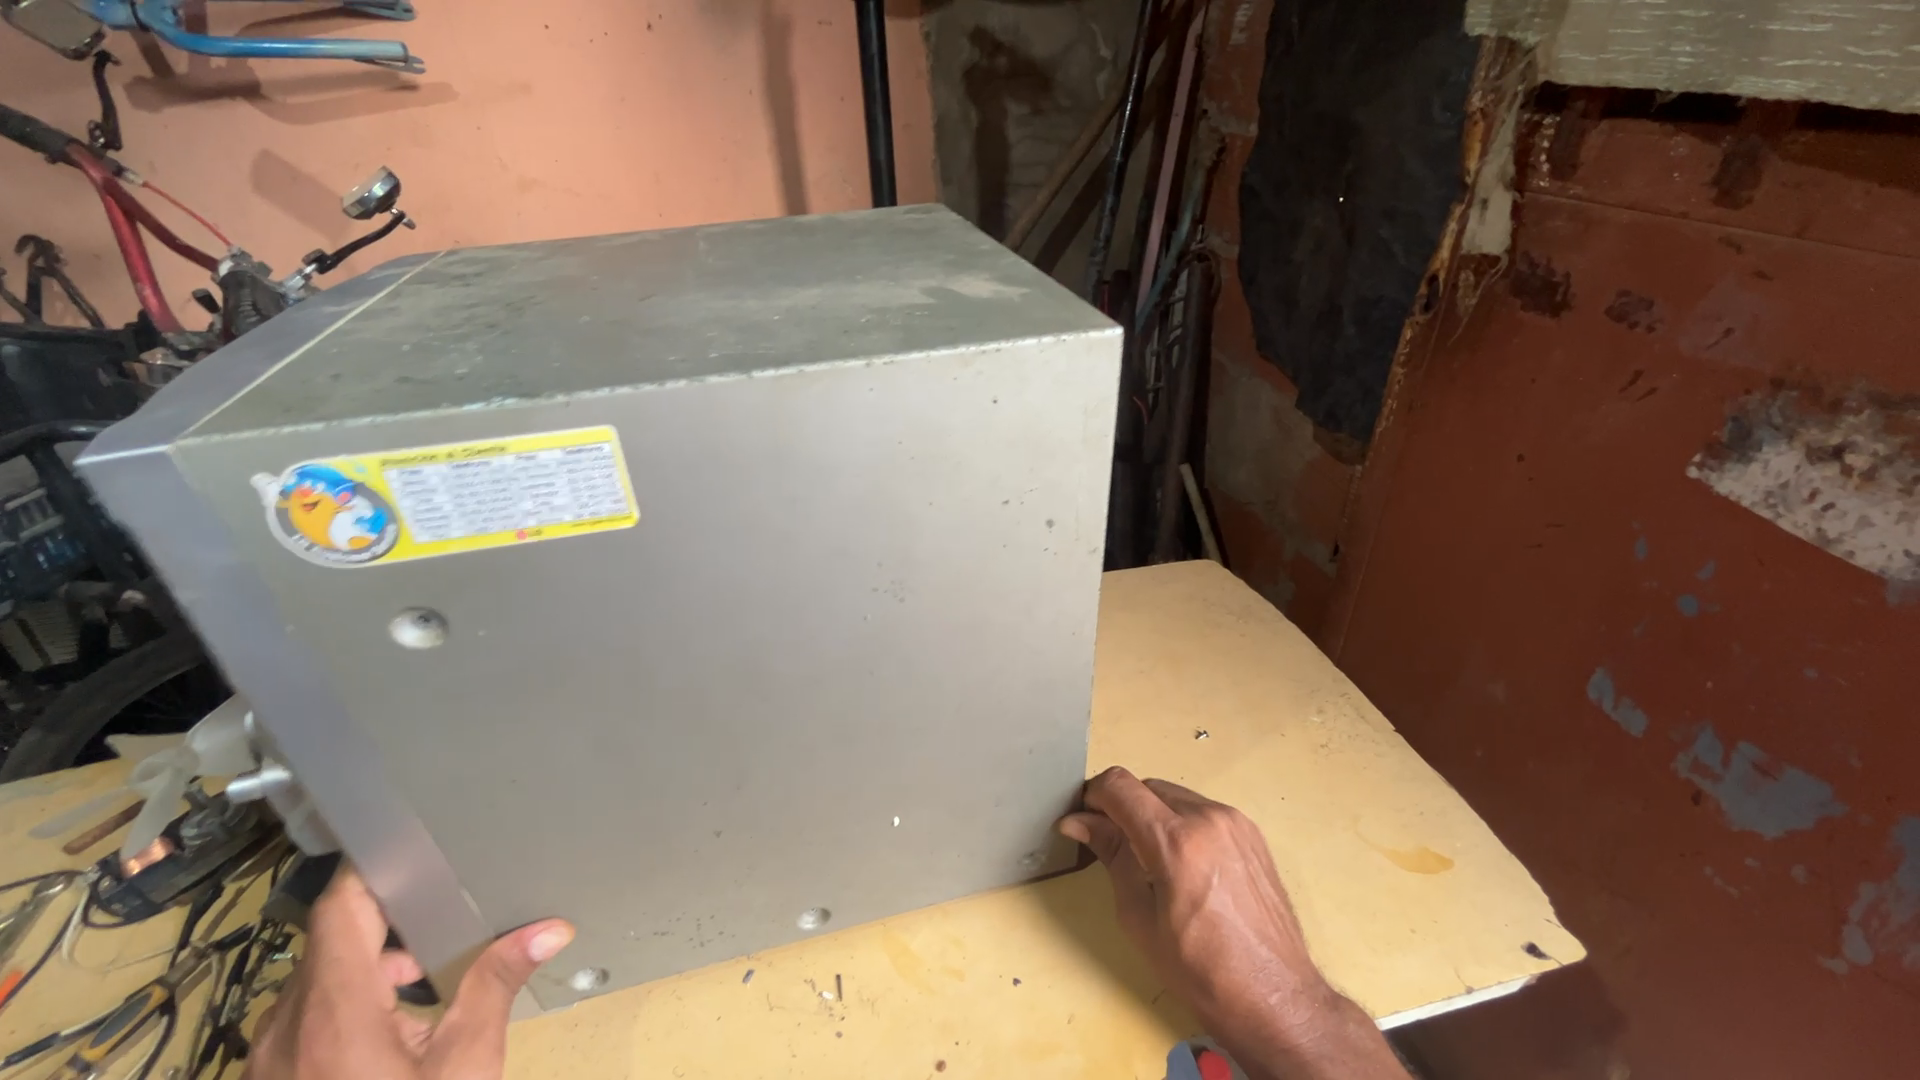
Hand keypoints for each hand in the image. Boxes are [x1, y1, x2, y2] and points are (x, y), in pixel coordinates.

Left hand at [244, 868, 572, 1079]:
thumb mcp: (466, 1062)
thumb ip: (497, 983)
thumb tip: (550, 928)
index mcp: (333, 1011)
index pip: (340, 909)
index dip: (370, 870)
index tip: (407, 846)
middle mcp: (285, 1028)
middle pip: (329, 941)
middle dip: (387, 921)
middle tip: (442, 911)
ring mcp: (268, 1060)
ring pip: (315, 980)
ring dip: (369, 965)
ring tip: (426, 974)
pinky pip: (304, 1018)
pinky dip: (348, 1001)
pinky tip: (395, 1025)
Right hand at [1058, 767, 1407, 1079]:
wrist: (1274, 997)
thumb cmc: (1199, 970)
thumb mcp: (1139, 916)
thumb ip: (1110, 855)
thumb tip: (1077, 821)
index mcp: (1176, 840)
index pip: (1119, 785)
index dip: (1092, 796)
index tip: (1083, 820)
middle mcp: (1208, 818)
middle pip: (1146, 786)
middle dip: (1121, 807)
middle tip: (1110, 843)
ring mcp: (1235, 822)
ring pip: (1174, 795)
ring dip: (1151, 813)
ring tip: (1148, 858)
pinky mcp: (1252, 833)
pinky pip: (1202, 810)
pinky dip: (1181, 823)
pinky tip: (1182, 863)